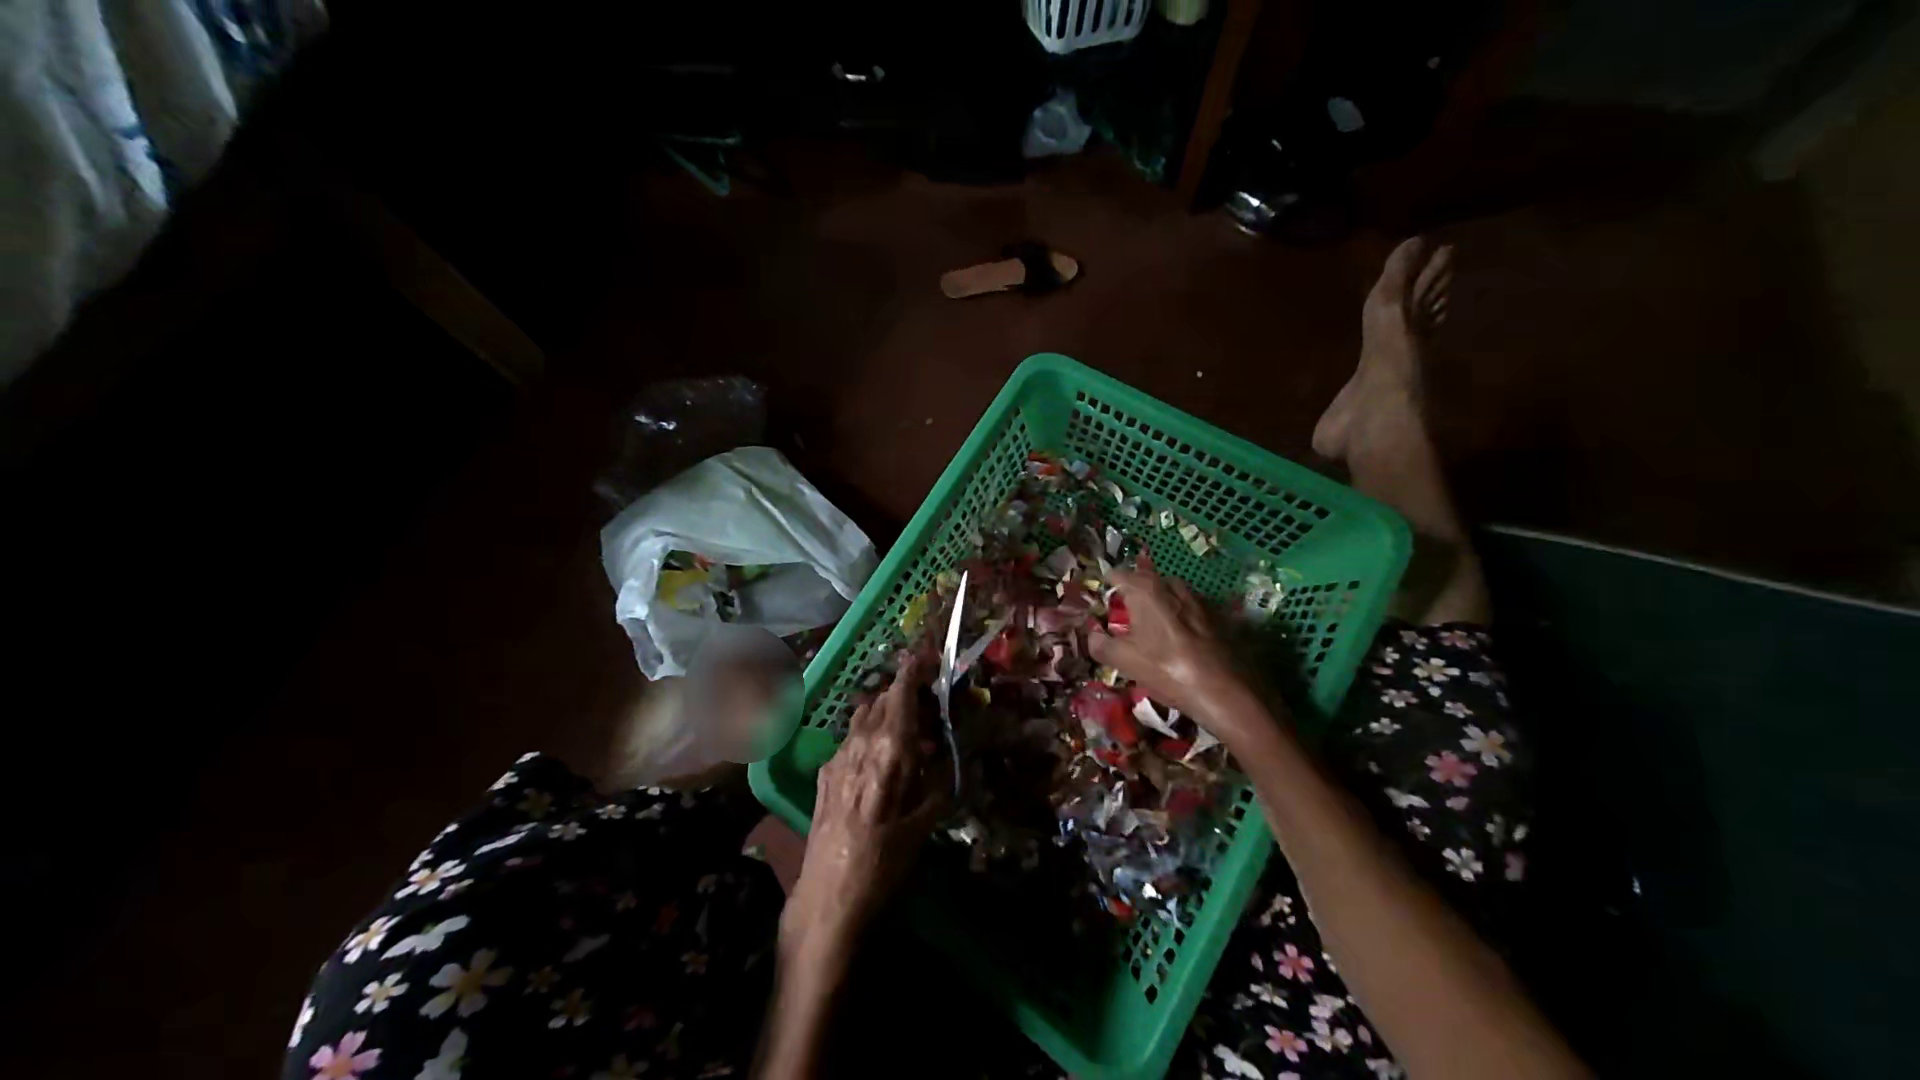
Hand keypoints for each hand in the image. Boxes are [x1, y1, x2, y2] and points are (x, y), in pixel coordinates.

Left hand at [784, 655, 942, 952]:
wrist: (828, 897)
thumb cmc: (884, 862)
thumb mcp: (923, 824)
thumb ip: (936, 783)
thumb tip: (943, 756)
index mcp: (890, 750)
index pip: (900, 694)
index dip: (913, 670)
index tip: (926, 655)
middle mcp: (860, 743)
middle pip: (880, 699)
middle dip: (902, 692)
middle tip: (926, 701)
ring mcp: (837, 757)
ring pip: (862, 717)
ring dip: (883, 712)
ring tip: (904, 729)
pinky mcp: (824, 774)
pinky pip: (849, 739)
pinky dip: (867, 735)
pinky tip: (878, 759)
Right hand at [1088, 563, 1268, 743]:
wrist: (1222, 690)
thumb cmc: (1166, 669)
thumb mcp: (1123, 660)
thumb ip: (1100, 643)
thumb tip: (1092, 634)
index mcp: (1144, 588)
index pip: (1116, 574)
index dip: (1105, 588)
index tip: (1100, 607)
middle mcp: (1170, 584)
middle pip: (1142, 581)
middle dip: (1130, 596)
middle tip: (1121, 621)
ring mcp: (1195, 597)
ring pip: (1166, 593)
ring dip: (1155, 605)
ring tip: (1148, 631)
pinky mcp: (1213, 613)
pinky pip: (1185, 607)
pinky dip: (1175, 616)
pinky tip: (1174, 640)